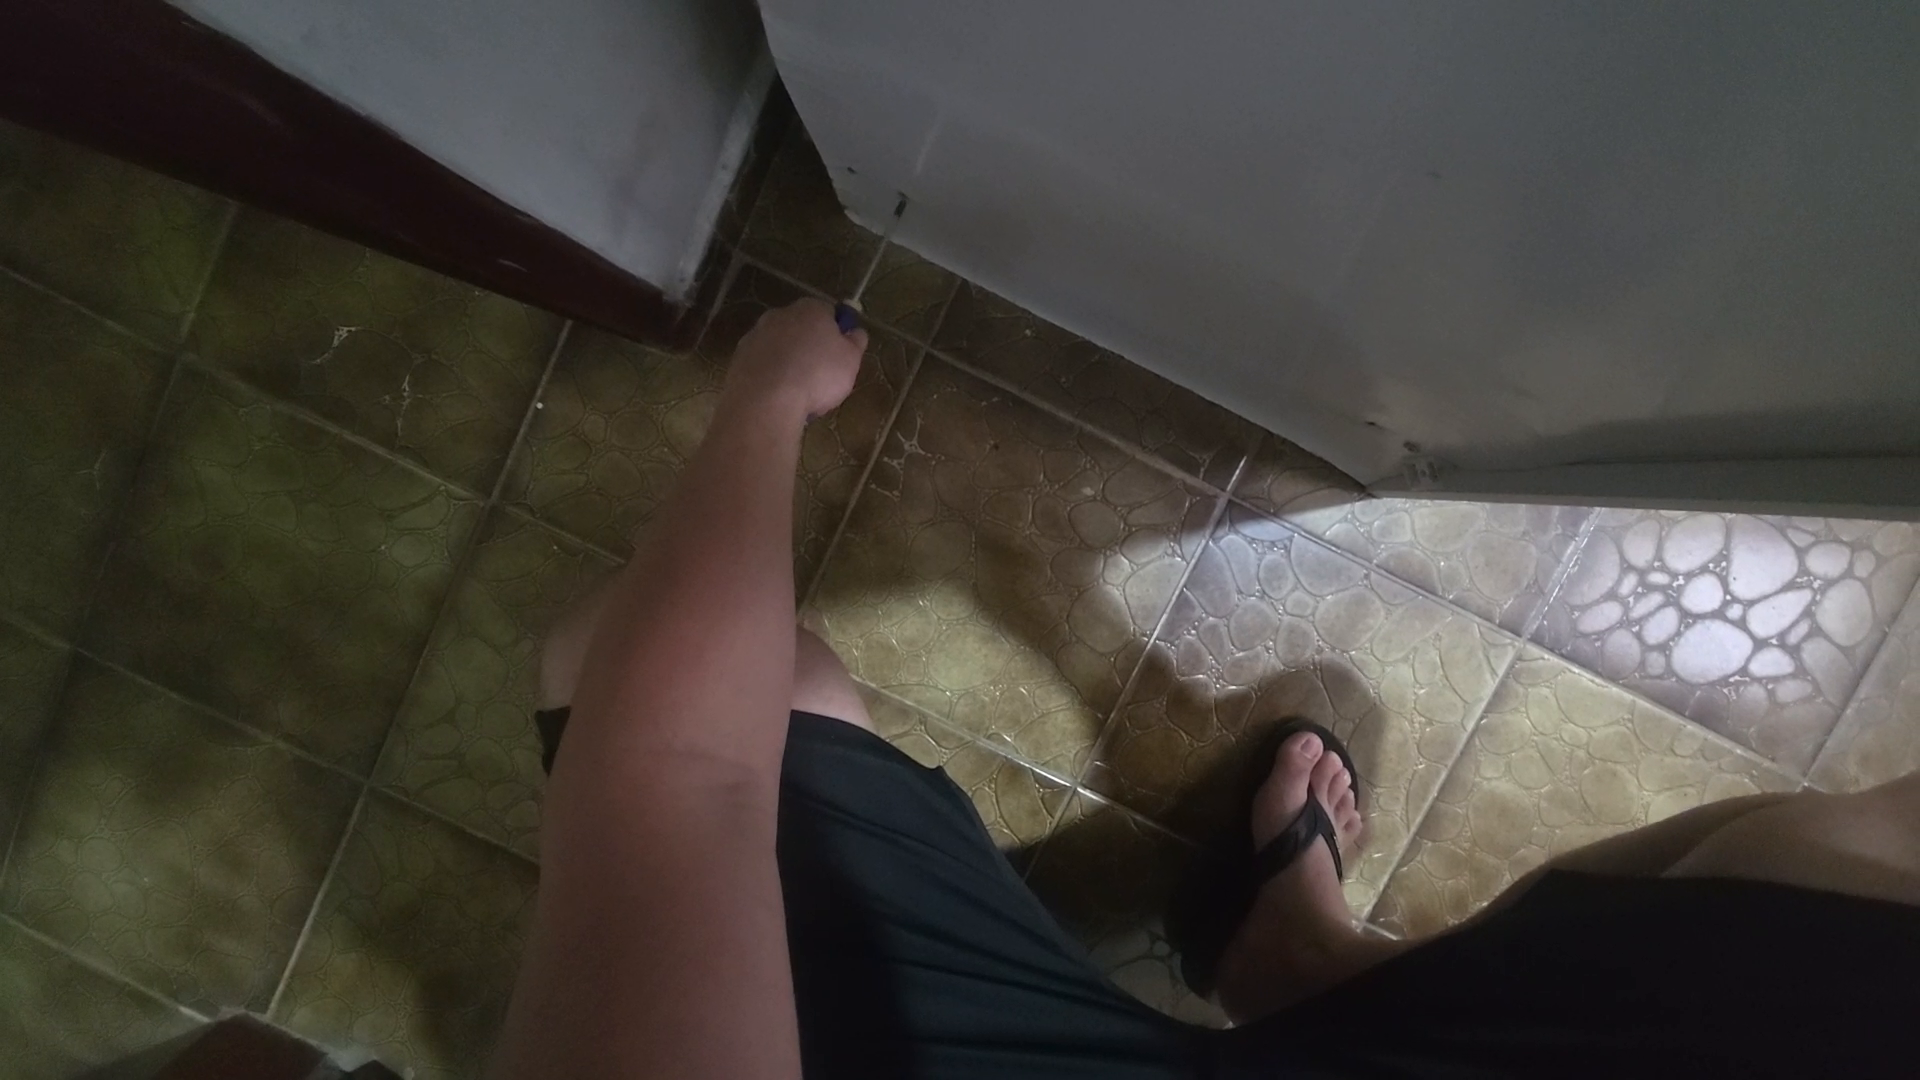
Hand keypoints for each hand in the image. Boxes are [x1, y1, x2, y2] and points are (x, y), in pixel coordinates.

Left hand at [724, 298, 867, 417]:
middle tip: (822, 375)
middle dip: (810, 346)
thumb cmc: (818, 375)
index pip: (828, 312)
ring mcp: (755, 336)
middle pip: (800, 328)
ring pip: (779, 347)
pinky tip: (778, 396)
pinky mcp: (739, 358)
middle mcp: (779, 315)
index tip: (842, 355)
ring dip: (789, 362)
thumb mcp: (851, 360)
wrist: (766, 400)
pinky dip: (771, 376)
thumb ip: (856, 342)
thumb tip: (856, 331)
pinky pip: (762, 365)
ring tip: (799, 391)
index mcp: (810, 309)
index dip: (837, 332)